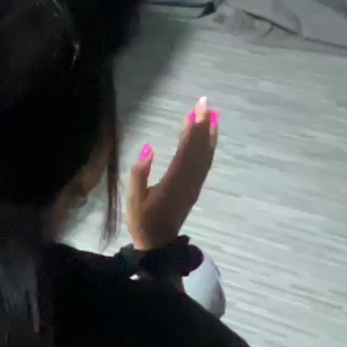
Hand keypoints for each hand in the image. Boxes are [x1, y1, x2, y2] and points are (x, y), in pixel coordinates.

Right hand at [126, 96, 217, 249]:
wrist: (158, 244)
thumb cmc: (141, 221)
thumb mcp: (133, 200)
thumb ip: (139, 174)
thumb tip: (148, 147)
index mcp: (173, 182)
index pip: (186, 149)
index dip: (192, 128)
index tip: (196, 109)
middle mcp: (189, 181)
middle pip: (199, 148)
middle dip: (203, 124)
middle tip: (205, 102)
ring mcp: (194, 185)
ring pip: (206, 155)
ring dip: (210, 134)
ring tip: (213, 114)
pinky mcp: (195, 188)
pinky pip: (206, 163)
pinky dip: (209, 147)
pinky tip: (210, 137)